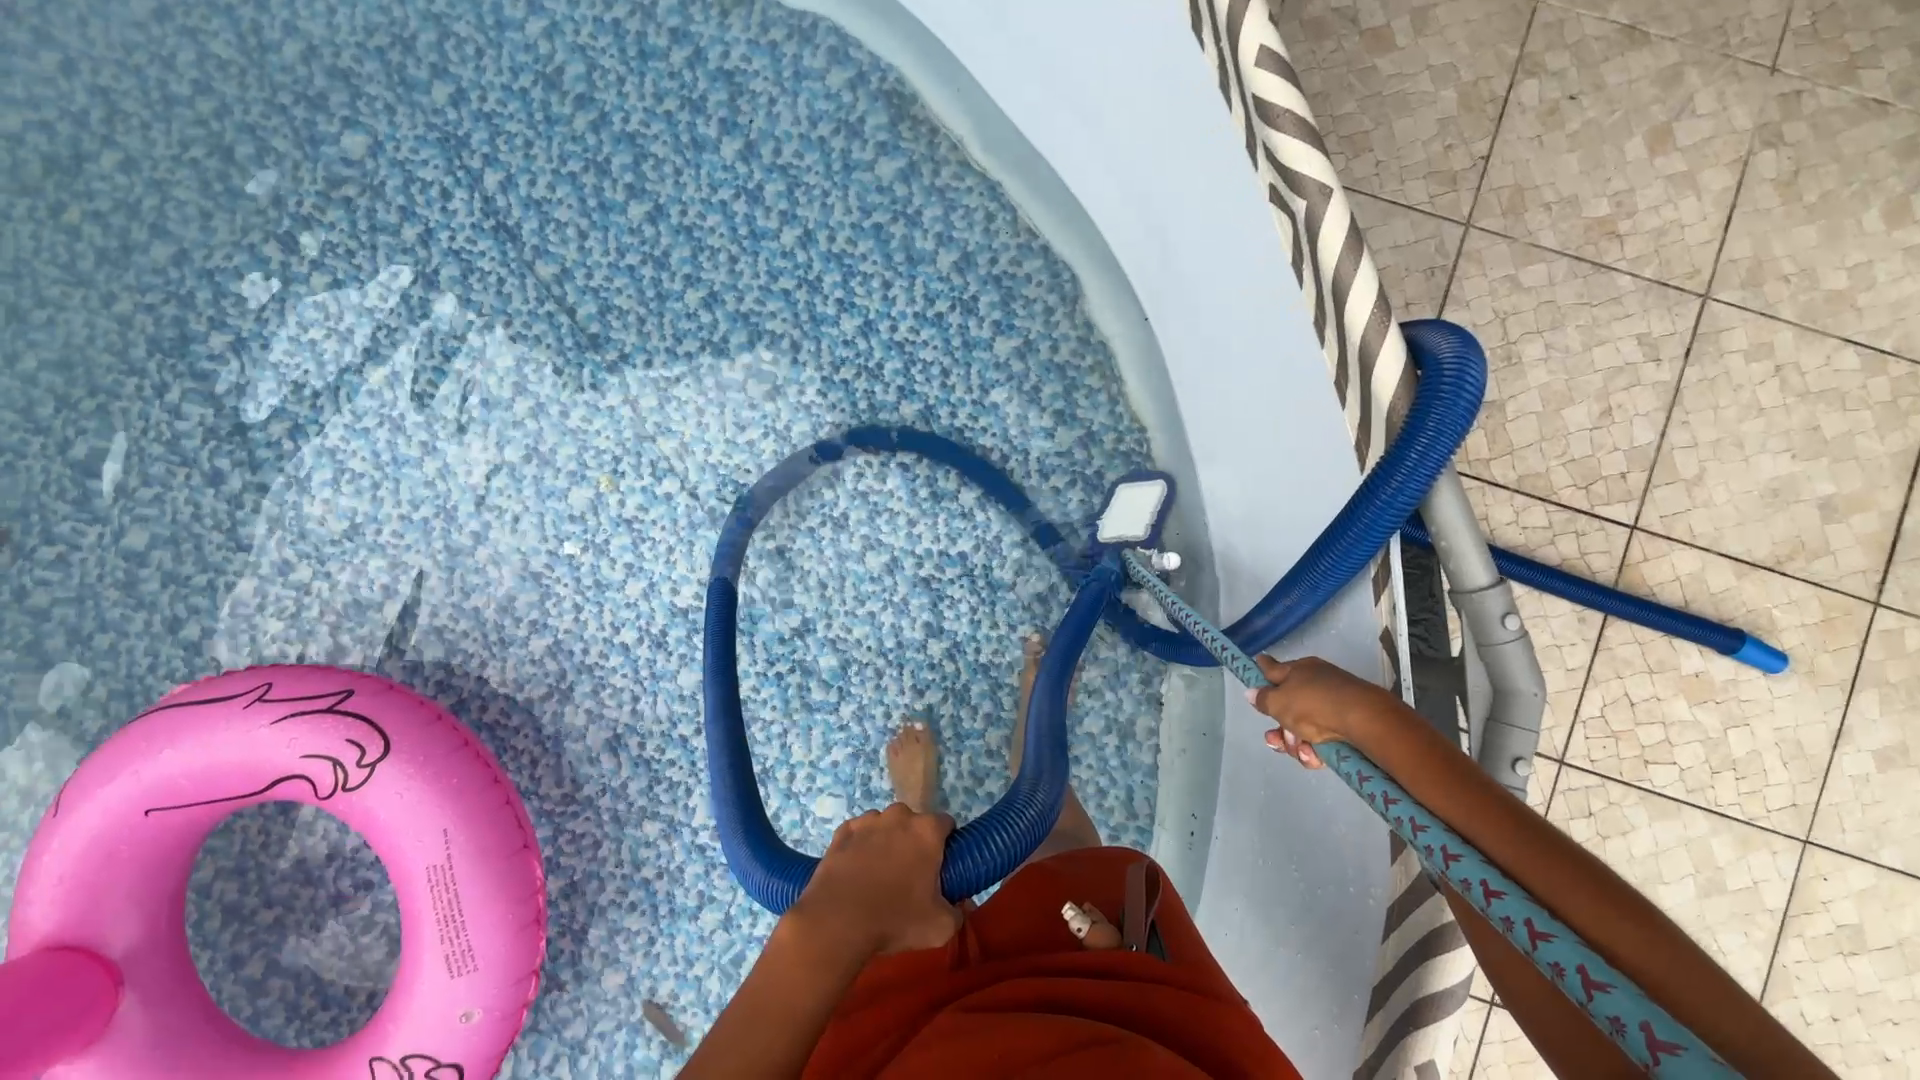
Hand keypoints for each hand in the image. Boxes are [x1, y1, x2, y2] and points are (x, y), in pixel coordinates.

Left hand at [786, 803, 961, 958]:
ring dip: (886, 841)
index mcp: (927, 831)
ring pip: (884, 825)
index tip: (941, 866)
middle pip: (913, 822)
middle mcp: (898, 816)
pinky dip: (860, 846)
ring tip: (879, 874)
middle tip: (910, 874)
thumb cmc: (895, 919)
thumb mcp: (940, 927)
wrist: (837, 922)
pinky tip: (857, 871)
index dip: (945, 844)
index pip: (946, 824)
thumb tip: (960, 907)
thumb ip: (958, 912)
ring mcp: (867, 821)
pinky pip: (858, 833)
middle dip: (914, 841)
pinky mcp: (842, 832)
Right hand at [1245, 655, 1403, 767]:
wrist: (1363, 719)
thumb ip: (1262, 699)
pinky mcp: (1347, 720)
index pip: (1272, 668)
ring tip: (1302, 752)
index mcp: (1297, 670)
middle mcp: (1314, 682)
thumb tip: (1251, 691)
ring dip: (1297, 742)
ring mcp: (1332, 701)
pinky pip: (1322, 736)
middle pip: (1287, 706)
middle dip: (1280, 728)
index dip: (1261, 668)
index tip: (1255, 663)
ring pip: (1304, 725)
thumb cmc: (1313, 705)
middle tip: (1276, 739)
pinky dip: (1316, 747)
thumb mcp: (1278, 703)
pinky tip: (1316, 756)